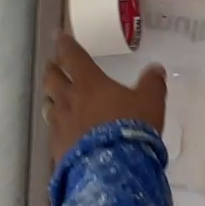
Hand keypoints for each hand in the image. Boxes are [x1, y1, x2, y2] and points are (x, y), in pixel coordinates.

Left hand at [42, 33, 166, 162]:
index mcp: (89, 83)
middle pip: (52, 79)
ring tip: (55, 98)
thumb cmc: (130, 128)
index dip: (65, 44)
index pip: (72, 56)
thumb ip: (152, 84)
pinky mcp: (57, 147)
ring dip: (52, 98)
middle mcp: (68, 100)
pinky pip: (54, 131)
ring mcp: (59, 125)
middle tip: (54, 65)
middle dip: (53, 69)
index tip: (60, 36)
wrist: (112, 169)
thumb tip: (156, 69)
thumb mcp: (150, 102)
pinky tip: (64, 132)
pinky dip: (58, 127)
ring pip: (48, 105)